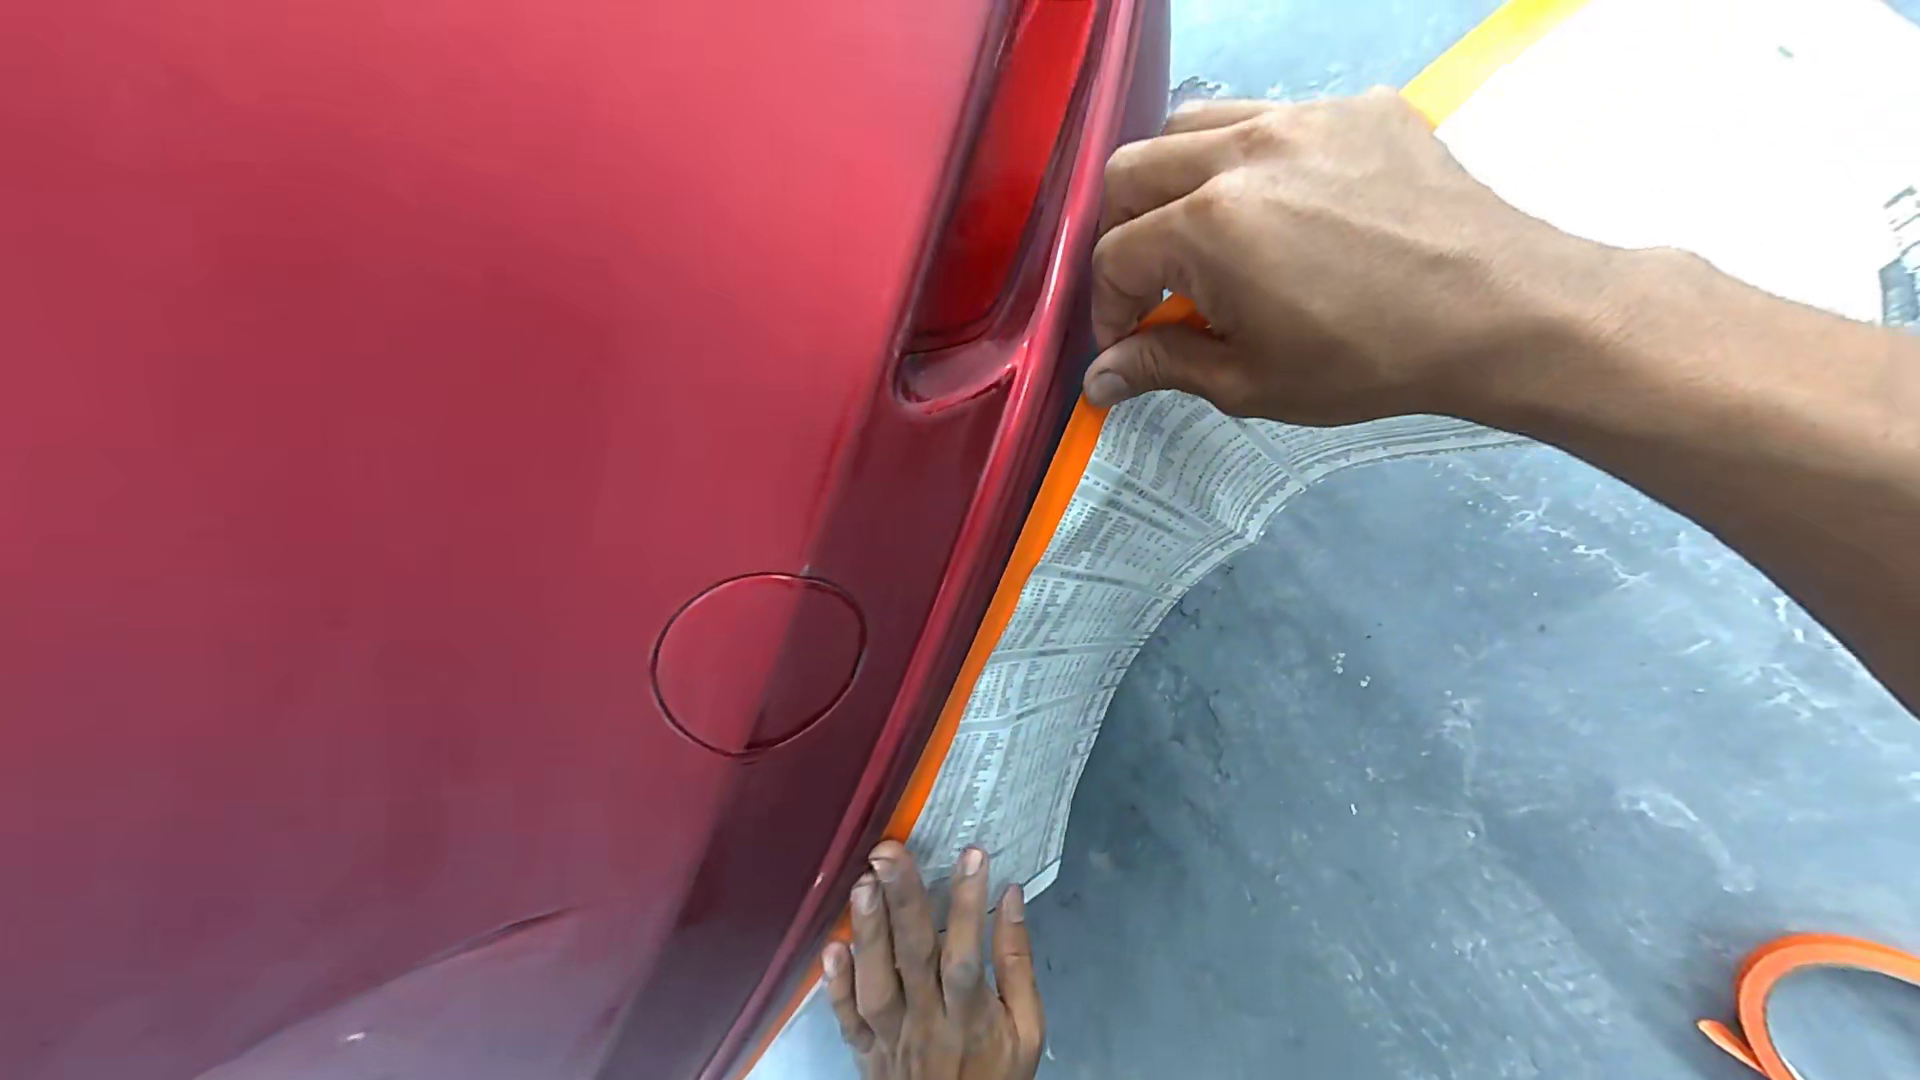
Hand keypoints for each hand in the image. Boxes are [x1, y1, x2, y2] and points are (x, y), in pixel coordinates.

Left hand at [824, 842, 1042, 1079]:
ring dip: (868, 933)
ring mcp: (891, 1039)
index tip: (972, 854)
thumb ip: (1017, 962)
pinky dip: (837, 988)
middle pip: (914, 957)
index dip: (968, 902)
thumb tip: (1011, 894)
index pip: (966, 952)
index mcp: (970, 1016)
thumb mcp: (1026, 1029)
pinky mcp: (865, 1052)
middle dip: (902, 900)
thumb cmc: (995, 1075)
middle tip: (888, 852)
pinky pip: (847, 1022)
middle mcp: (927, 1022)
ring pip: (876, 985)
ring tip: (863, 883)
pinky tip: (831, 948)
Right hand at [1083, 89, 1621, 425]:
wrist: (1499, 311)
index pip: (1114, 256)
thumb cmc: (1361, 361)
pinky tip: (1269, 209)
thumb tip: (1096, 381)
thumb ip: (1159, 366)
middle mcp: (1243, 153)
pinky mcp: (1353, 107)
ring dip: (1168, 185)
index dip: (1106, 308)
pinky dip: (1237, 163)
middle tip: (1147, 285)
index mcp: (1210, 226)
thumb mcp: (1245, 380)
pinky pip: (1263, 118)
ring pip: (1188, 124)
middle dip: (1118, 235)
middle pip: (1130, 172)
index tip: (1126, 343)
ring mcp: (1302, 117)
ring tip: (1196, 239)